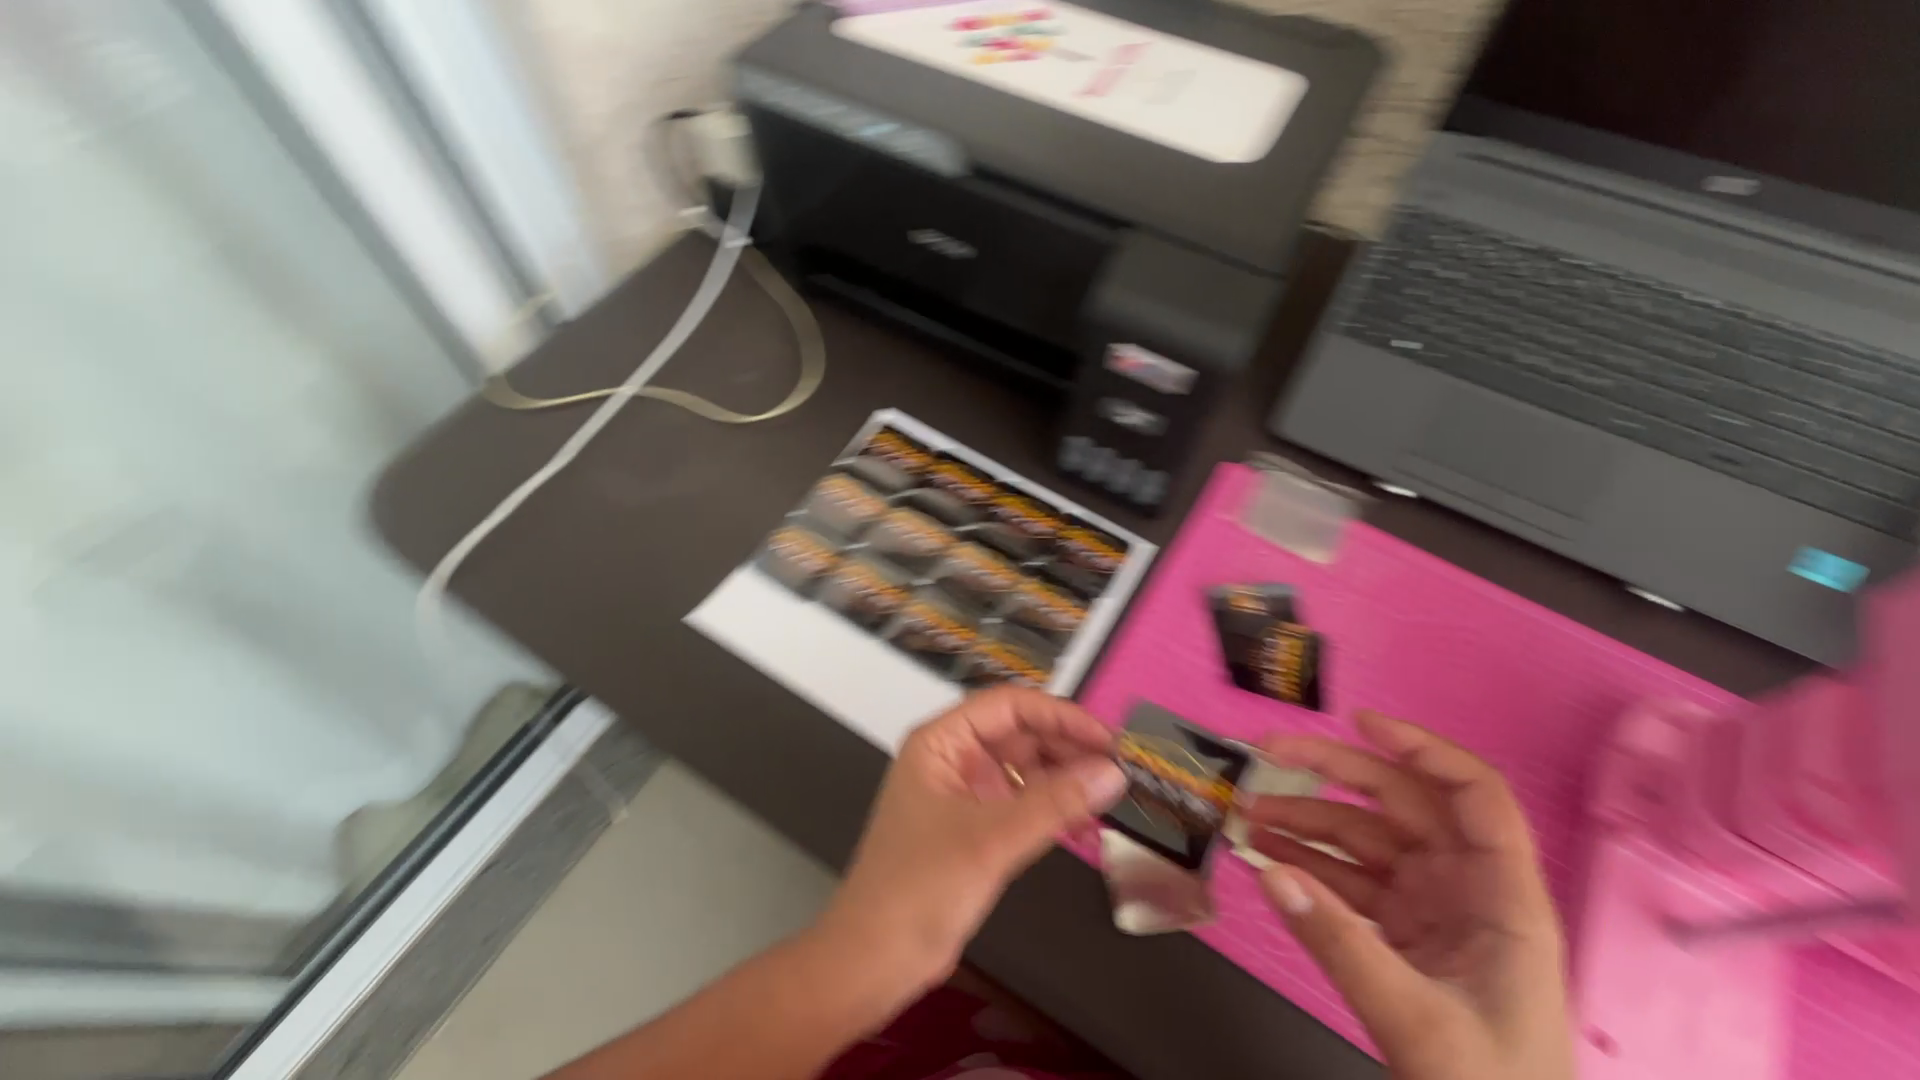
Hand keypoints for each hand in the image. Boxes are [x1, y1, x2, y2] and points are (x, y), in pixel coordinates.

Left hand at [817, 687, 1126, 991]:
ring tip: (1108, 793)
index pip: (1008, 706)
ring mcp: (962, 794)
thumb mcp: (991, 840)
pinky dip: (1051, 807)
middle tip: (1117, 768)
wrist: (874, 959)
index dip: (1060, 715)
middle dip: (1066, 746)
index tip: (1106, 739)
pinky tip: (1083, 820)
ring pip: (1023, 768)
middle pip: (1018, 734)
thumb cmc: (919, 888)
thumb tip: (1113, 773)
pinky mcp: (973, 828)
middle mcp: (951, 759)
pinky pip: (1021, 802)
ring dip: (1063, 777)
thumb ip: (1055, 803)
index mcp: (940, 742)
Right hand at [1246, 711, 1572, 1079]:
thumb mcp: (1416, 1022)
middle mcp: (1468, 889)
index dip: (1422, 749)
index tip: (1360, 722)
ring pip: (1367, 842)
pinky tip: (1267, 859)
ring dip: (1307, 824)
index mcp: (1502, 898)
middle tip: (1266, 756)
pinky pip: (1352, 884)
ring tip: (1246, 815)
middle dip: (1334, 775)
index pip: (1473, 796)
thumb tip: (1268, 873)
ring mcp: (1434, 911)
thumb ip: (1339, 944)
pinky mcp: (1405, 935)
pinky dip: (1310, 868)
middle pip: (1402, 806)